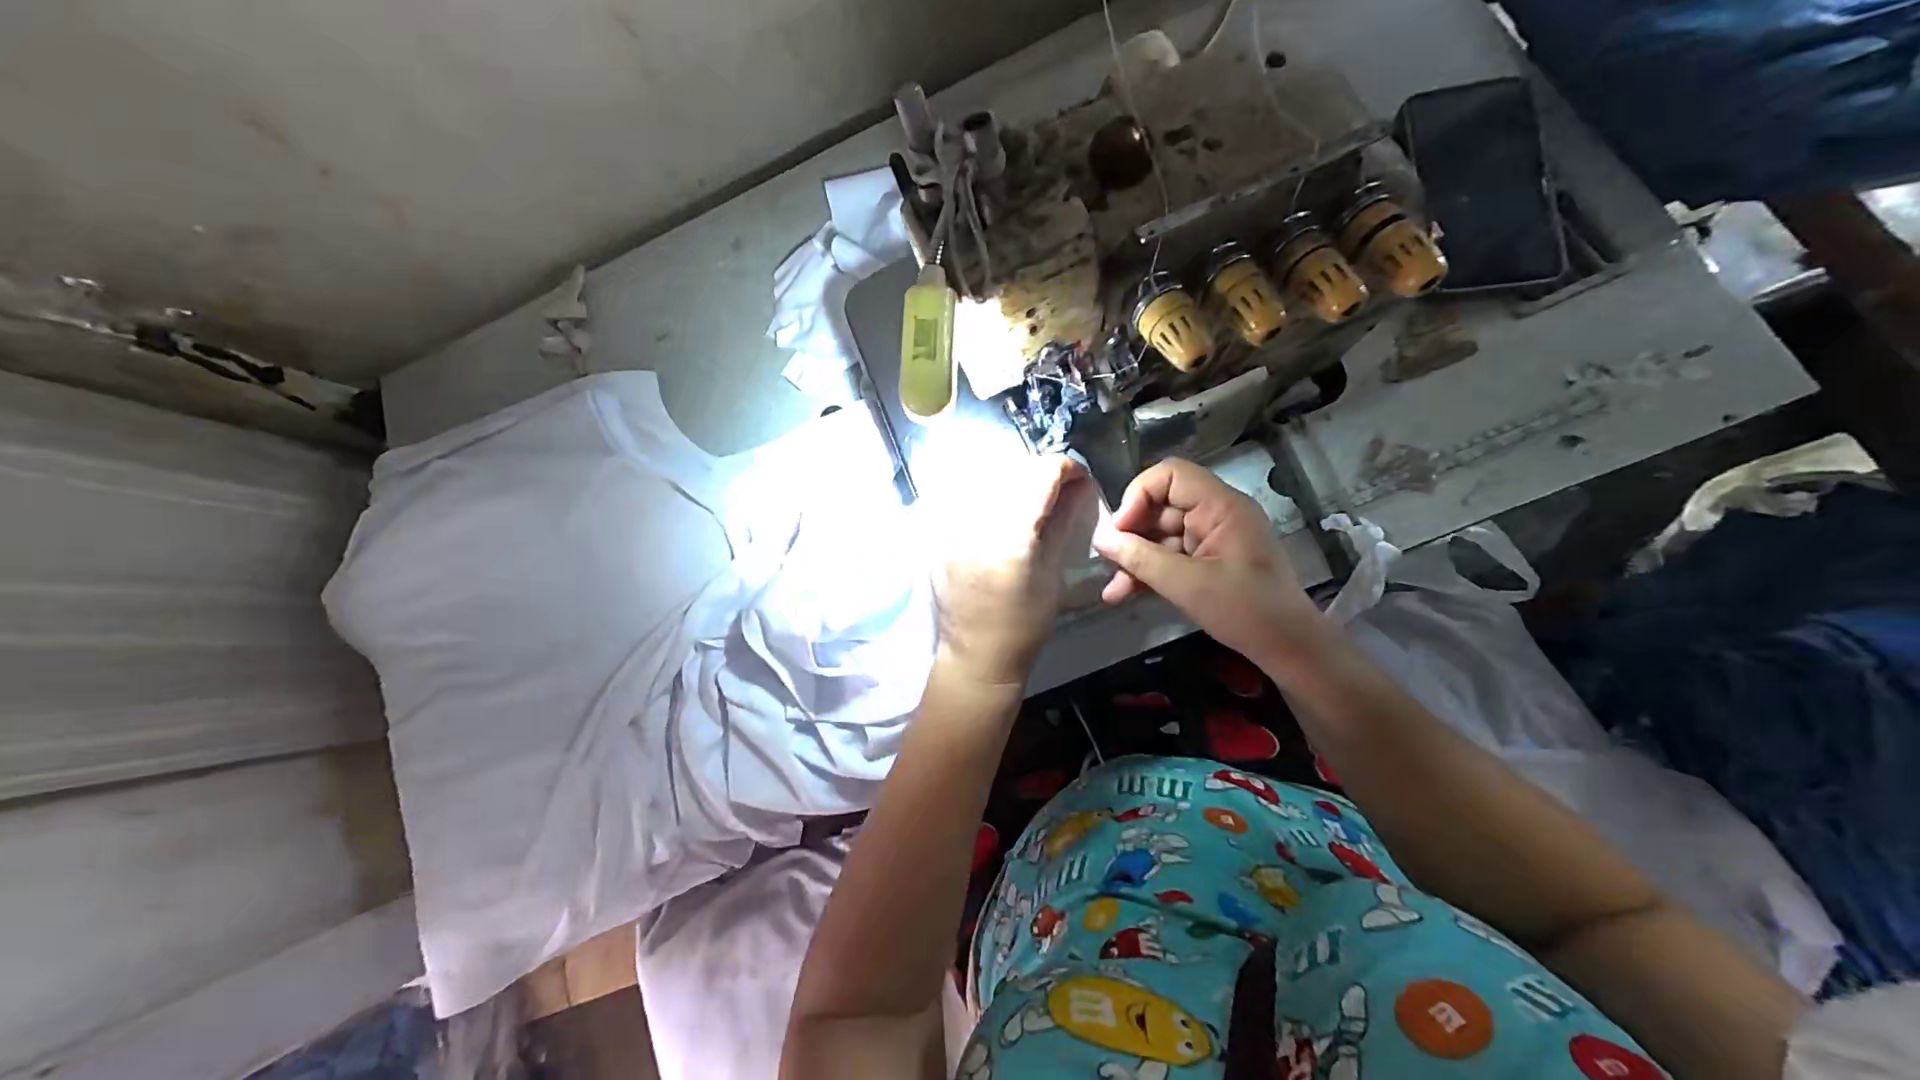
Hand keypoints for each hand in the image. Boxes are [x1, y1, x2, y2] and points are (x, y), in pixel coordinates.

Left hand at [930, 455, 1099, 688]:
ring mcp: (949, 528)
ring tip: (1028, 501)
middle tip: (1057, 490)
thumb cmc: (1023, 626)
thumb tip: (1078, 488)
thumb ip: (1062, 524)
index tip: (1078, 478)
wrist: (975, 657)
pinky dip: (988, 495)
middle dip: (1040, 473)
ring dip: (1013, 481)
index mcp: (1010, 540)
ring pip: (986, 479)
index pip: (1040, 475)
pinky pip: (964, 496)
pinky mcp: (936, 535)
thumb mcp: (1052, 576)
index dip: (1065, 468)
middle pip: (1012, 471)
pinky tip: (999, 513)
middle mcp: (975, 526)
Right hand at [1091, 458, 1321, 666]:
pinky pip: (1171, 556)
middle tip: (1107, 560)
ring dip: (1135, 559)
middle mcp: (1217, 514)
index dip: (1139, 495)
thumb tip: (1099, 538)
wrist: (1289, 647)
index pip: (1171, 475)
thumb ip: (1140, 558)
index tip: (1120, 529)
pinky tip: (1123, 593)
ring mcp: (1213, 538)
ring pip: (1161, 535)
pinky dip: (1149, 572)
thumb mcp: (1186, 585)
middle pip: (1162, 506)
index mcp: (1221, 506)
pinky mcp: (1209, 561)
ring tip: (1112, 589)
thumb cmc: (1244, 610)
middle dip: (1131, 534)